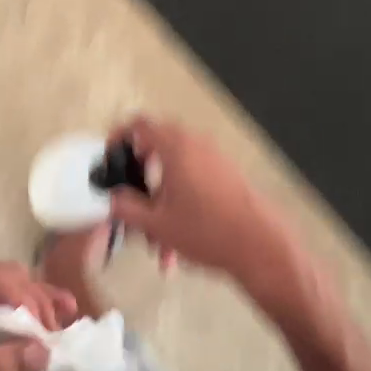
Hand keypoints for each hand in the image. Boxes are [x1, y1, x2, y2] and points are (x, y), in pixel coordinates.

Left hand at [0, 263, 77, 370]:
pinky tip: (42, 347)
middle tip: (65, 326)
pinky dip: (20, 336)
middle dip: (36, 300)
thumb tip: (43, 349)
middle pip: (3, 285)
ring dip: (33, 314)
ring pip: (1, 305)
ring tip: (68, 323)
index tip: (47, 331)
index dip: (26, 298)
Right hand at [106, 116, 303, 296]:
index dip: (119, 136)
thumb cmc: (204, 230)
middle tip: (131, 200)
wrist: (260, 245)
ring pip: (176, 172)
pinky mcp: (227, 174)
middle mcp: (194, 142)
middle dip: (141, 178)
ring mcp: (214, 157)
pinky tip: (179, 246)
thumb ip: (126, 208)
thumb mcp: (157, 224)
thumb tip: (113, 198)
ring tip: (159, 247)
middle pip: (157, 148)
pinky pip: (194, 181)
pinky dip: (180, 204)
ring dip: (161, 203)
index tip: (110, 158)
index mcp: (175, 145)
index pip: (139, 124)